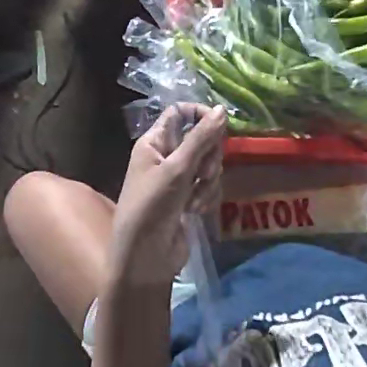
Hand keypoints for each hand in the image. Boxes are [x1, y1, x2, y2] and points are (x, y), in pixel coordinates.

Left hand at [109, 104, 225, 291]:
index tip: (218, 126)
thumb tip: (221, 109)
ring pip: (209, 165)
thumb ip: (201, 138)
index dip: (200, 115)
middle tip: (203, 173)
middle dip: (209, 158)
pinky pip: (208, 186)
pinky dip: (206, 197)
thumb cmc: (152, 207)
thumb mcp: (177, 170)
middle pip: (201, 140)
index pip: (180, 113)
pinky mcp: (188, 199)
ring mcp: (178, 179)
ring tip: (193, 201)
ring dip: (207, 182)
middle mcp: (166, 156)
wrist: (146, 258)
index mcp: (154, 142)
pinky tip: (195, 212)